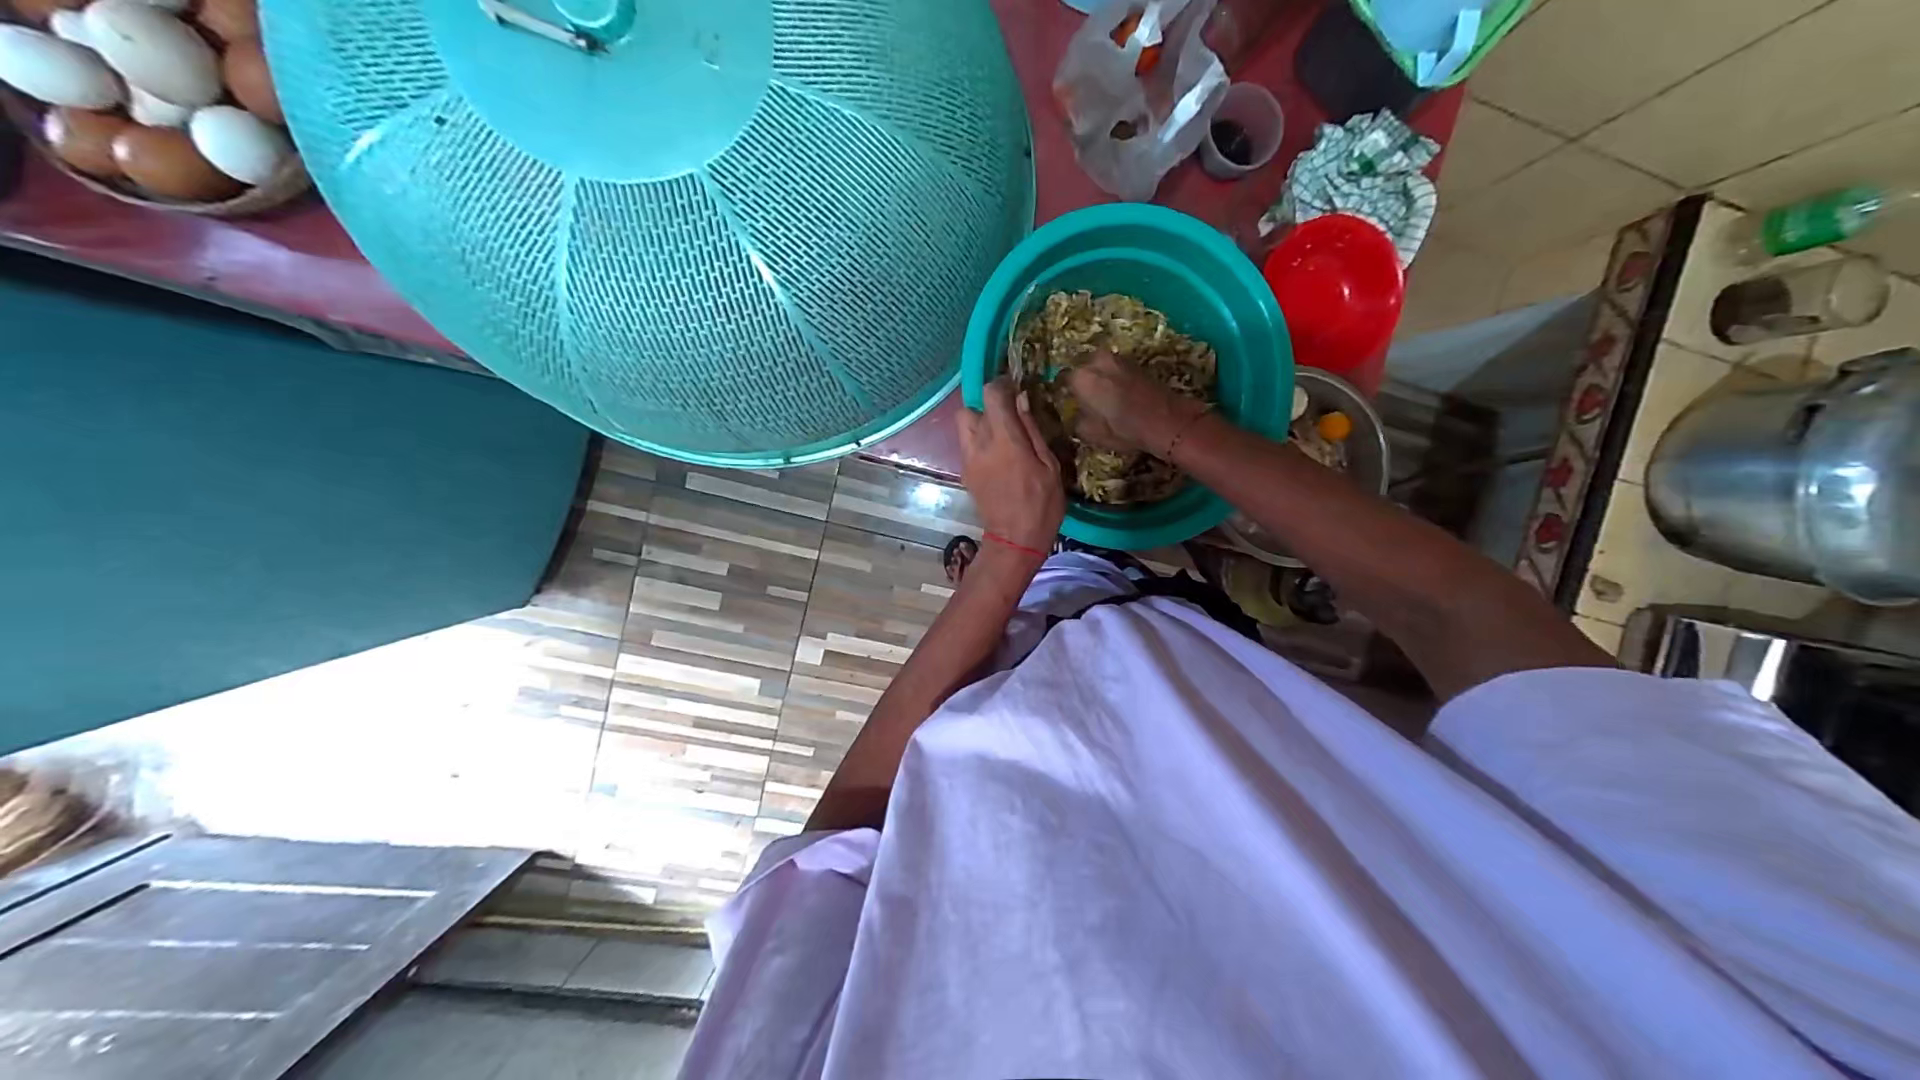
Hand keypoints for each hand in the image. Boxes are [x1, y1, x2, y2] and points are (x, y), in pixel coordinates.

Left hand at [959, 378, 1065, 553]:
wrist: (1014, 540)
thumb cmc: (1041, 505)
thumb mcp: (1049, 466)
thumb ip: (1032, 430)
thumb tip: (1021, 400)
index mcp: (1004, 440)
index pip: (991, 394)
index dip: (1002, 385)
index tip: (1016, 389)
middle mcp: (979, 445)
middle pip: (972, 407)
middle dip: (989, 407)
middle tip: (1010, 418)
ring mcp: (968, 459)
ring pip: (964, 425)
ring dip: (980, 423)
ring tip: (1002, 437)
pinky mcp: (965, 472)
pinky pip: (967, 445)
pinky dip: (979, 442)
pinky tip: (998, 457)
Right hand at [1065, 351, 1205, 456]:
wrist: (1167, 421)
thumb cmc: (1124, 429)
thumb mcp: (1091, 433)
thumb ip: (1075, 420)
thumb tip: (1073, 414)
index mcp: (1081, 377)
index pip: (1061, 379)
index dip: (1062, 392)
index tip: (1065, 403)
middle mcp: (1096, 360)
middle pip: (1080, 368)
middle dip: (1080, 381)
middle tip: (1082, 401)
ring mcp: (1118, 358)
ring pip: (1098, 367)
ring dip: (1097, 378)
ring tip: (1101, 398)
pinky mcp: (1134, 362)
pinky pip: (1114, 368)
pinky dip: (1112, 378)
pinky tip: (1117, 394)